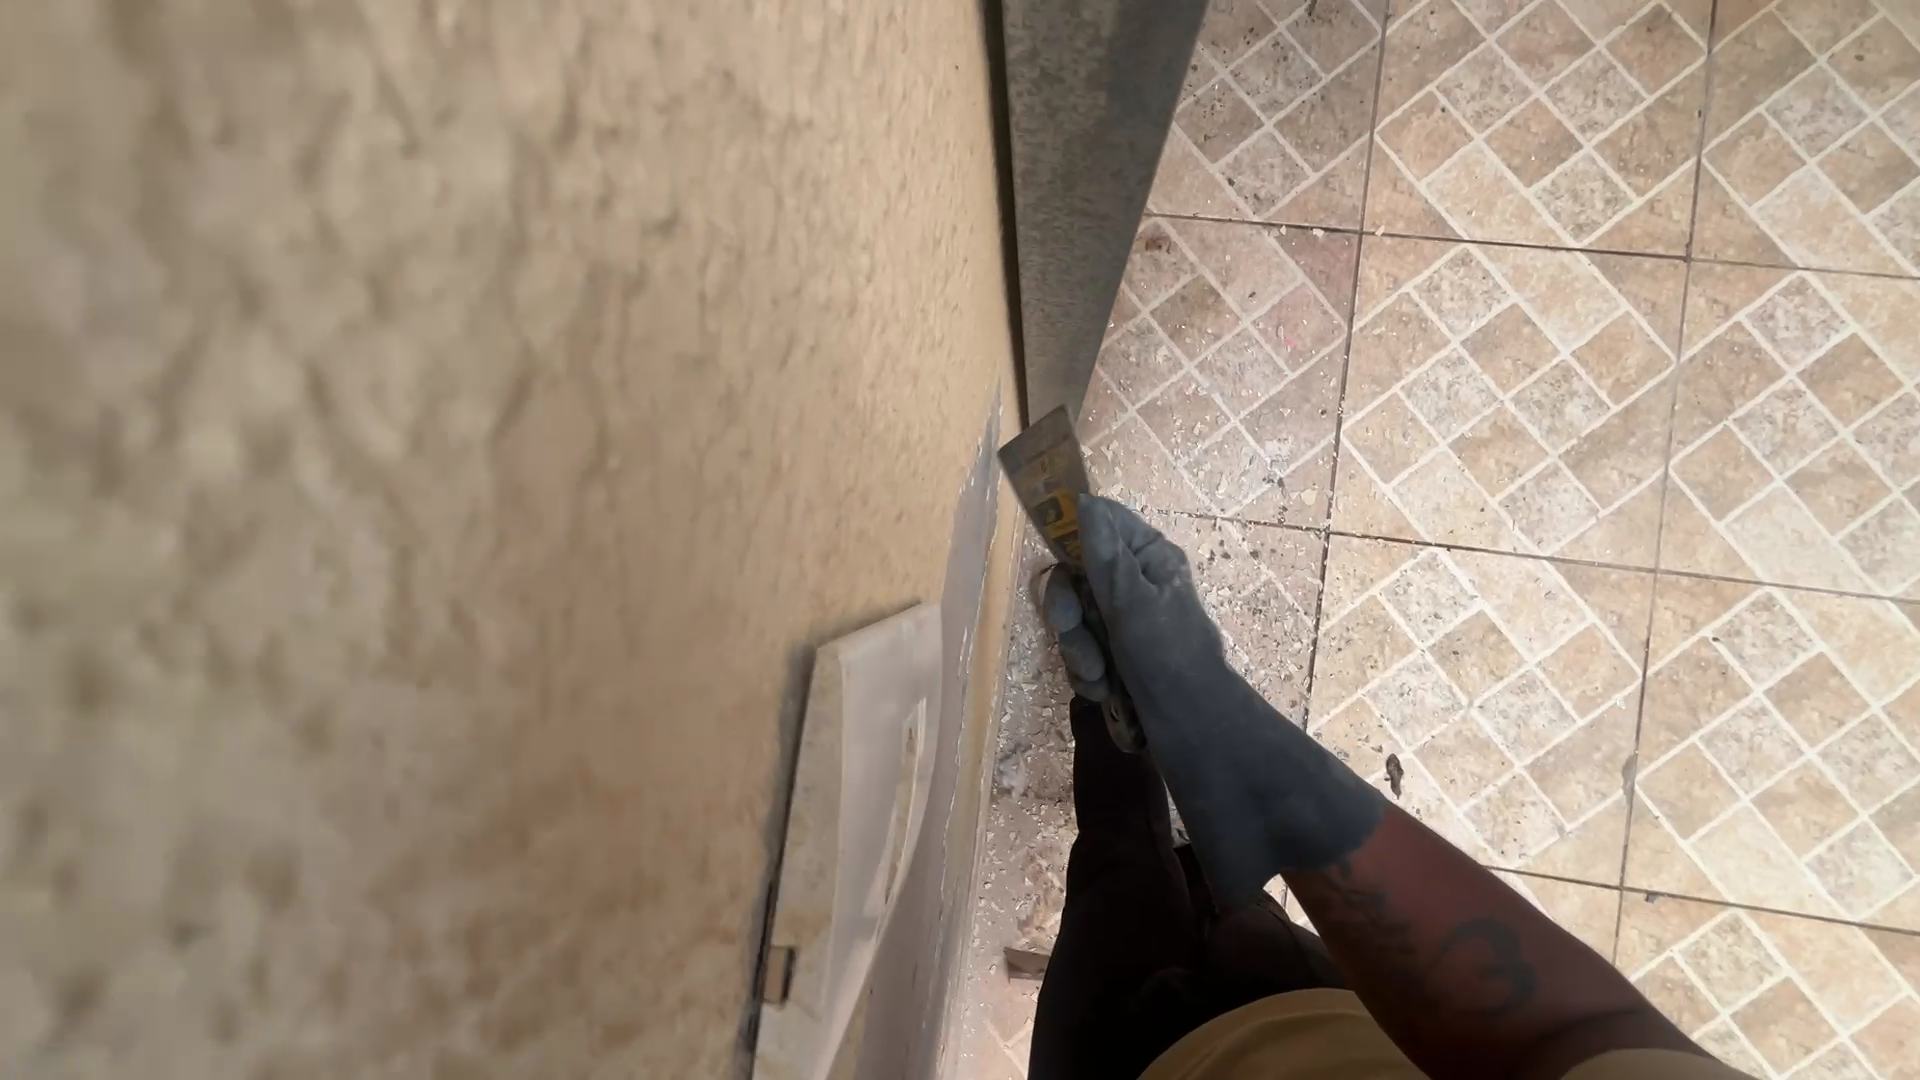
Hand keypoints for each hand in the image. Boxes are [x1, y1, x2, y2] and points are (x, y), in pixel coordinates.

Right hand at [1042, 495, 1381, 905]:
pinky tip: (1106, 695)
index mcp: (1148, 558)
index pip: (1099, 525)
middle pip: (1074, 577)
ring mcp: (1124, 623)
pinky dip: (1088, 675)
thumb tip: (1083, 500)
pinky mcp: (1117, 658)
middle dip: (1071, 618)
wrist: (1199, 738)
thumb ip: (1102, 554)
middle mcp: (1134, 583)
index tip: (1064, 572)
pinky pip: (1081, 652)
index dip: (1072, 542)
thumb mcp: (1132, 603)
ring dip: (1080, 654)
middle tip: (1080, 643)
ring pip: (1073, 620)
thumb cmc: (1171, 663)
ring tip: (1103, 682)